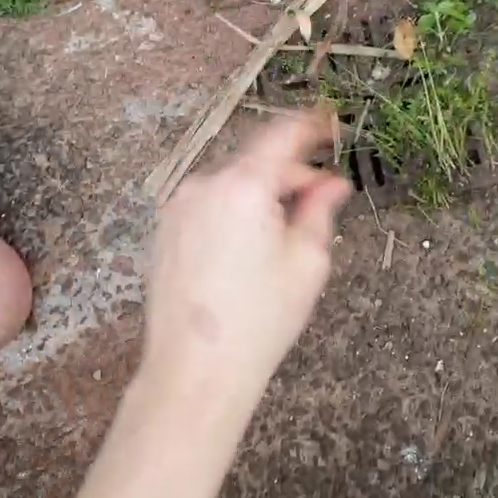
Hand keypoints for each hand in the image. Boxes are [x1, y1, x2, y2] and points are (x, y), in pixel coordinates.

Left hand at [143, 116, 350, 407]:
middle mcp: (205, 184)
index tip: (330, 126)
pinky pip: (210, 203)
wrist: (195, 371)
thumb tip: (332, 183)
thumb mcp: (307, 262)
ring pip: (233, 184)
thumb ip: (320, 209)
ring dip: (260, 195)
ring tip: (281, 237)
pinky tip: (247, 250)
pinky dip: (234, 211)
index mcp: (244, 185)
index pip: (282, 135)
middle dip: (290, 176)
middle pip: (257, 162)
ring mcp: (179, 206)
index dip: (311, 126)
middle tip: (320, 201)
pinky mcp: (165, 229)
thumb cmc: (258, 321)